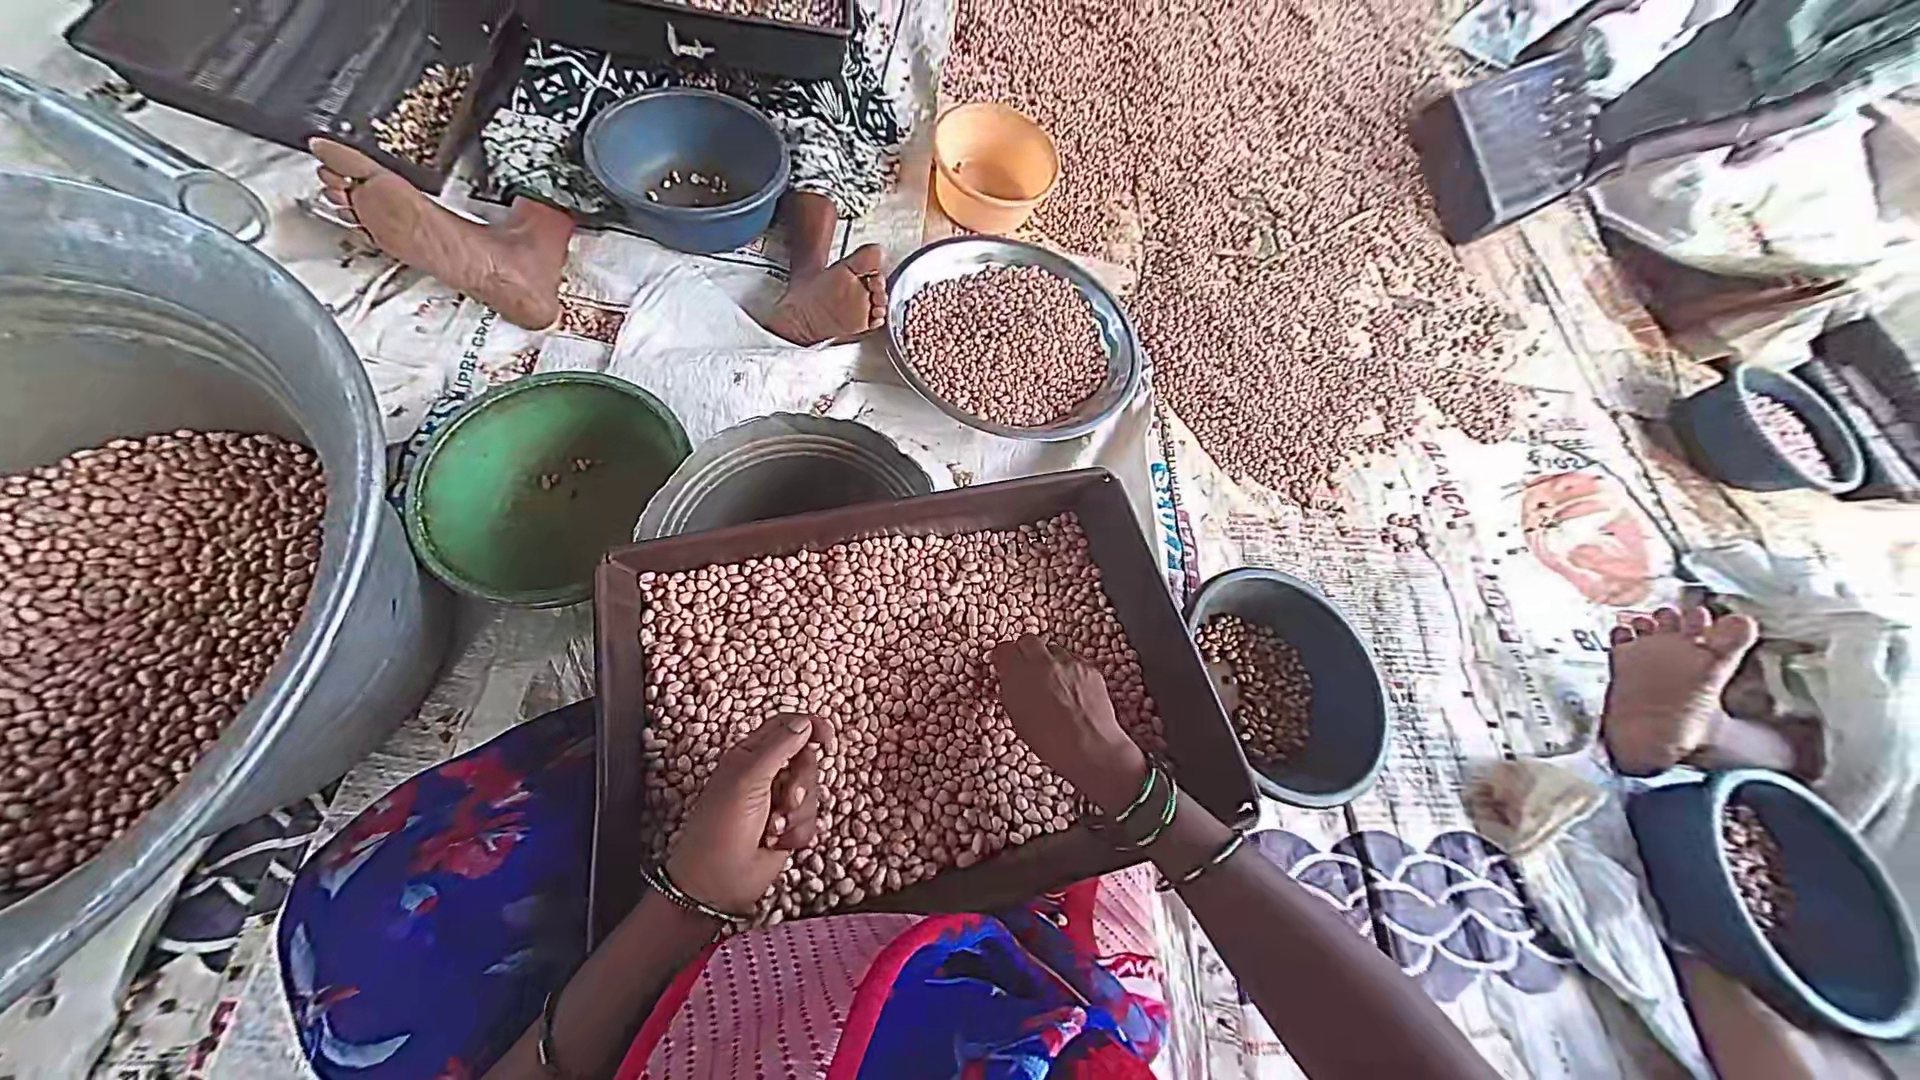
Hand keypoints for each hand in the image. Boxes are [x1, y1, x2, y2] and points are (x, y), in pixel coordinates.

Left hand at [666, 712, 833, 915]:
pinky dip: (798, 831)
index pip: (787, 725)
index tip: (826, 738)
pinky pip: (813, 818)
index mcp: (751, 754)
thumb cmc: (719, 830)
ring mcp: (779, 800)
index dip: (810, 726)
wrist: (714, 886)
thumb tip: (805, 722)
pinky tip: (778, 841)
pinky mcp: (790, 825)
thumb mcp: (747, 779)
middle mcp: (767, 773)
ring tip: (774, 826)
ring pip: (813, 790)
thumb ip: (779, 746)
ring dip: (799, 811)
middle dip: (803, 780)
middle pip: (806, 758)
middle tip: (788, 798)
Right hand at [991, 635, 1145, 813]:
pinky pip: (1074, 660)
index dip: (1003, 656)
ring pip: (1053, 649)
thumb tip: (1010, 682)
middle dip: (1025, 650)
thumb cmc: (1051, 742)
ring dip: (1049, 660)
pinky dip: (1069, 669)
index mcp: (1018, 675)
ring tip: (1052, 680)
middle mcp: (1042, 663)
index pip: (1004, 650)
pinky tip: (1071, 688)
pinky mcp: (1088, 667)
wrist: (1089, 747)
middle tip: (1026, 665)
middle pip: (1028, 640)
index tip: (1004, 661)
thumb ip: (1012, 693)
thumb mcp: (1019, 719)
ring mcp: (1067, 663)